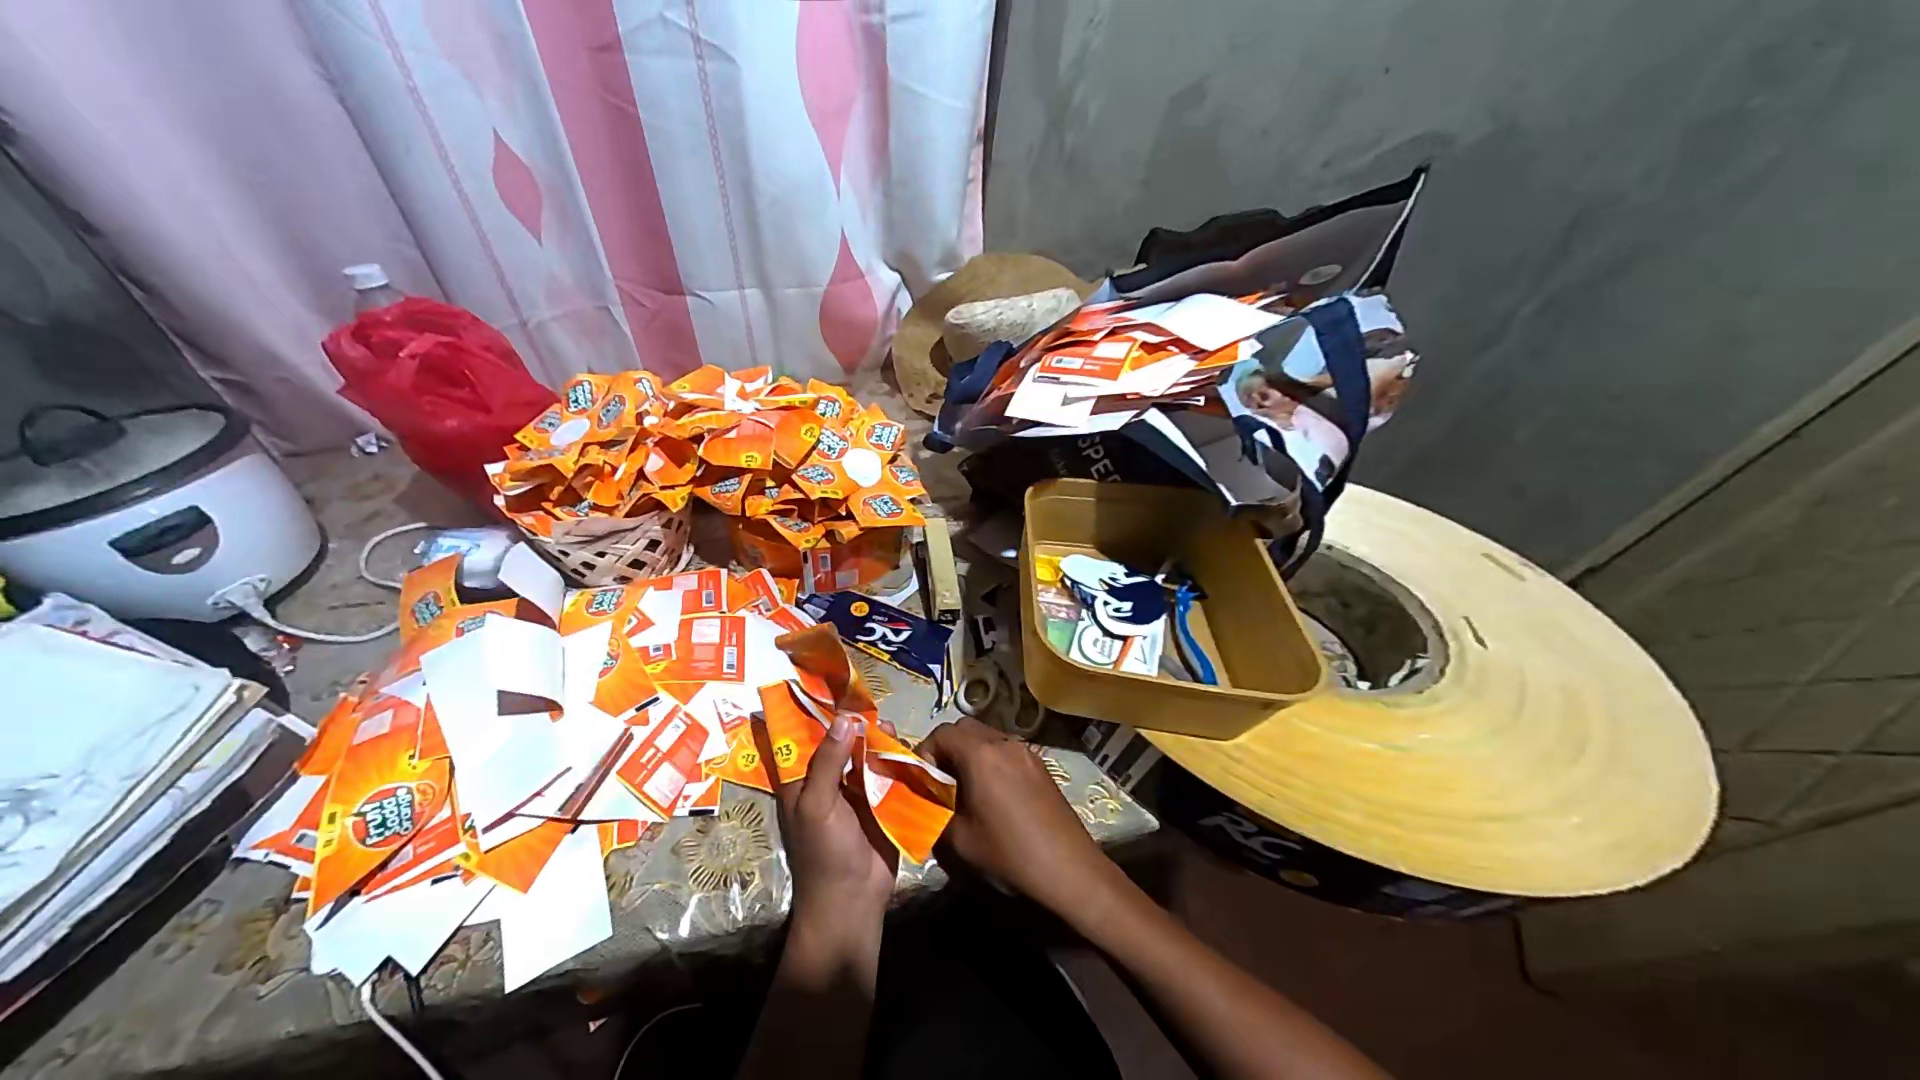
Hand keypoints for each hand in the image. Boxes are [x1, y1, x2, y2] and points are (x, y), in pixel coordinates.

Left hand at [774, 713, 896, 939]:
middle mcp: (827, 782)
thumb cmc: (823, 854)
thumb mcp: (817, 805)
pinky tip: (904, 745)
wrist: (853, 901)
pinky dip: (894, 759)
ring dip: (874, 739)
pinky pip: (886, 773)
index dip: (807, 713)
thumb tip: (843, 718)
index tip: (821, 684)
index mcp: (801, 781)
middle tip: (864, 696)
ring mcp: (854, 792)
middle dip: (849, 722)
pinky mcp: (879, 803)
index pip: (799, 739)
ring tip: (887, 722)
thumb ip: (828, 762)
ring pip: (863, 755)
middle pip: (836, 742)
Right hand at [916, 717, 1122, 916]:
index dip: (926, 751)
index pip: (942, 733)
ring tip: (966, 789)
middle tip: (941, 781)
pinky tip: (993, 794)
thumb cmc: (1010, 851)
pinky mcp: (1040, 764)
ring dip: (970, 753)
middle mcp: (1003, 743)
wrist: (1068, 866)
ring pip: (987, 736)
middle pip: (965, 727)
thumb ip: (934, 813)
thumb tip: (922, 802)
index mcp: (981, 755)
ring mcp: (1026, 751)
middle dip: (947, 748)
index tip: (922, 778)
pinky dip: (991, 760)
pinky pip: (1006, 750)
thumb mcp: (961, 840)